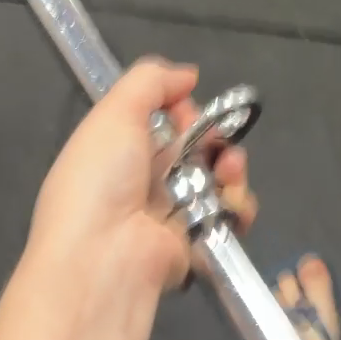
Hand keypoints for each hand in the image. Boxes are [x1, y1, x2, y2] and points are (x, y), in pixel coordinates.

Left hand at [22, 57, 257, 295]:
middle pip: (197, 146)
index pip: (163, 120)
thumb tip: (188, 76)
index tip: (187, 110)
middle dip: (216, 136)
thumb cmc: (101, 184)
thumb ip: (150, 82)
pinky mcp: (197, 242)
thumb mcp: (114, 115)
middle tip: (215, 142)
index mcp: (118, 152)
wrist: (103, 263)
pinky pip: (230, 214)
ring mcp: (173, 213)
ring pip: (219, 177)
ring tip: (228, 172)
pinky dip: (239, 206)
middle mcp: (143, 182)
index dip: (182, 109)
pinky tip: (232, 202)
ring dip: (233, 168)